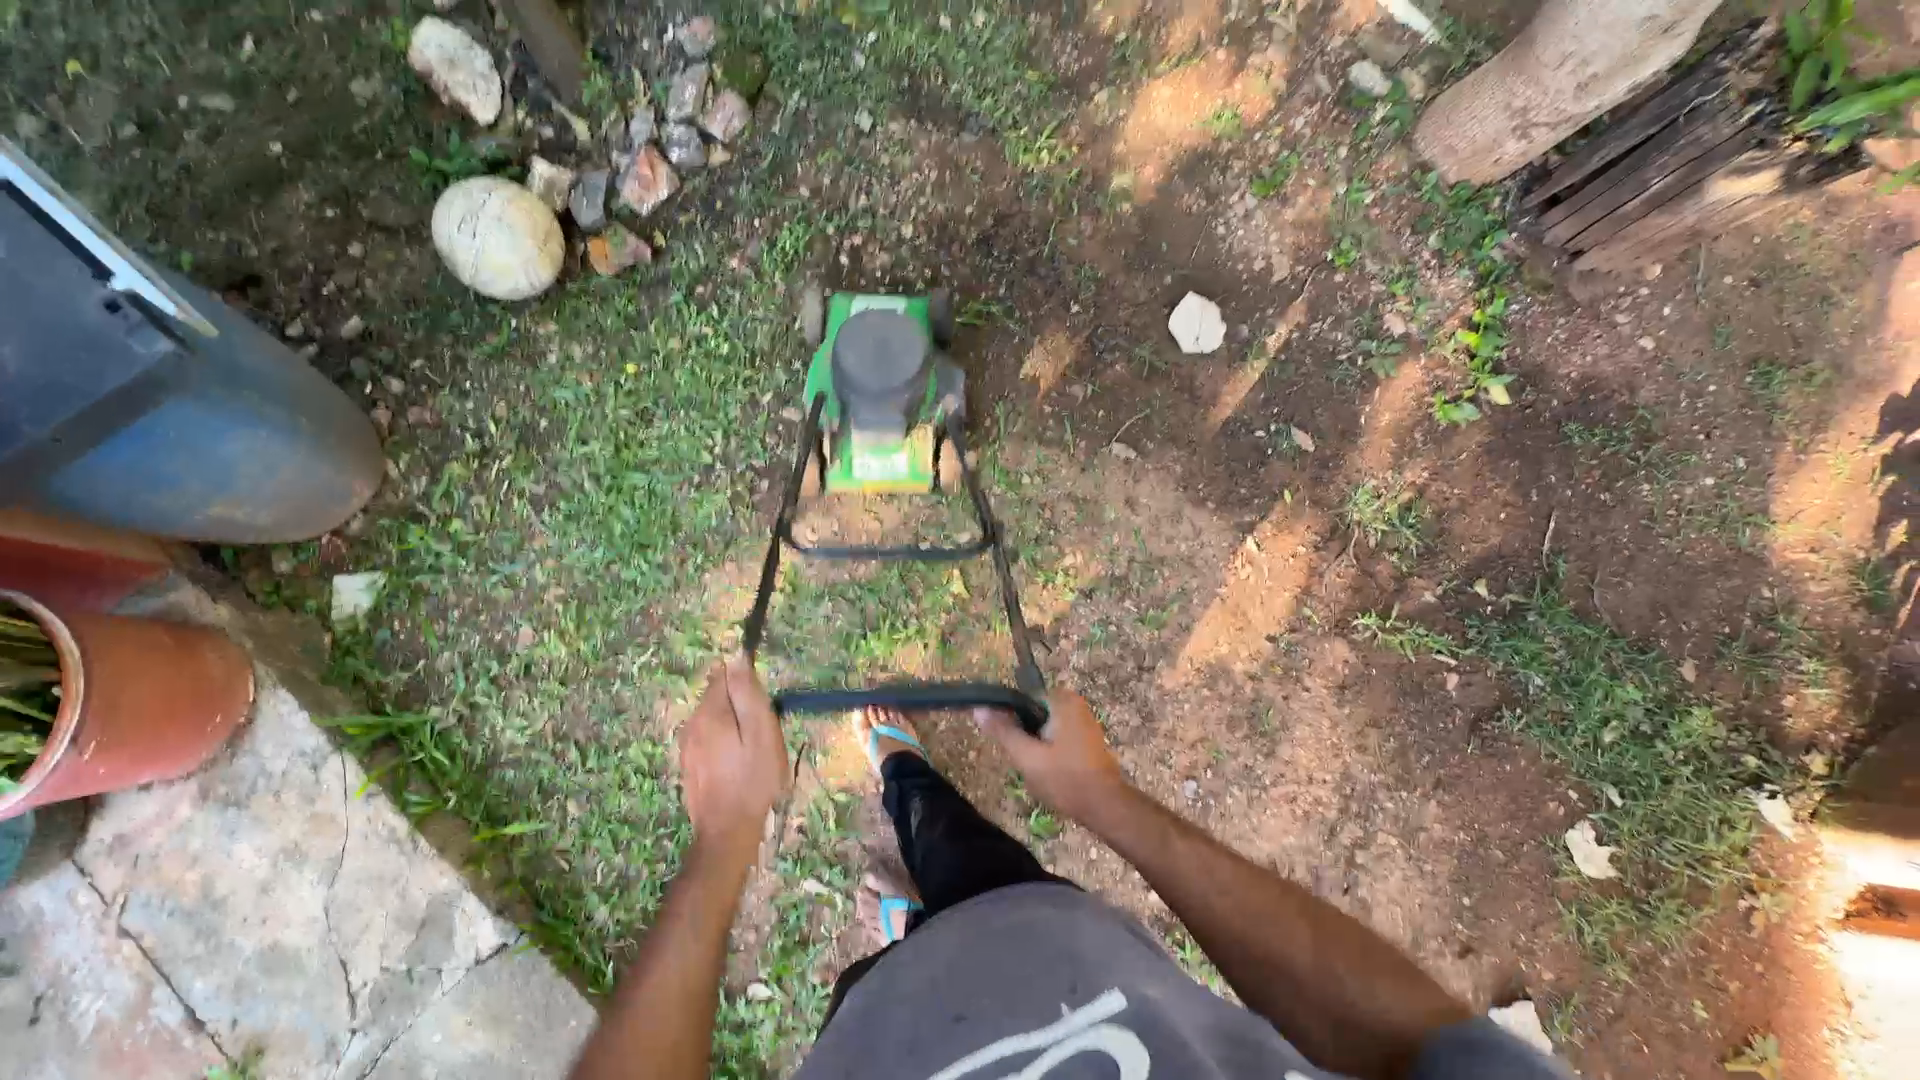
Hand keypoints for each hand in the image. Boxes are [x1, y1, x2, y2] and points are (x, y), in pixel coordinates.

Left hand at [679, 657, 788, 857]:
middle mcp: (691, 724)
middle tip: (762, 731)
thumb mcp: (761, 733)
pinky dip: (723, 741)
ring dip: (731, 723)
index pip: (724, 675)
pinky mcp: (689, 764)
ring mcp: (686, 746)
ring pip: (712, 718)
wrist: (727, 831)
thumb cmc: (753, 780)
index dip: (746, 682)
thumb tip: (736, 658)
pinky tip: (736, 763)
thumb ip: (748, 694)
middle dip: (739, 704)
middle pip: (717, 696)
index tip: (763, 704)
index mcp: (710, 712)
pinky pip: (707, 738)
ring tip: (751, 749)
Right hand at [975, 688, 1127, 823]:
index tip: (1010, 744)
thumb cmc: (1065, 778)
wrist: (1105, 806)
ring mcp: (1084, 721)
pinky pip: (1057, 737)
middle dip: (1024, 736)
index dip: (1010, 720)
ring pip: (1044, 727)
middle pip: (1033, 714)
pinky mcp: (1087, 739)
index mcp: (1062, 700)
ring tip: (1037, 769)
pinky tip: (1050, 772)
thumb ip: (1003, 730)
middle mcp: (1076, 703)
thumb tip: (978, 708)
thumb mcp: (1026, 756)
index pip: (1022, 699)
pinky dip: (1049, 751)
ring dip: (1035, 746)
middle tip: (1025, 760)